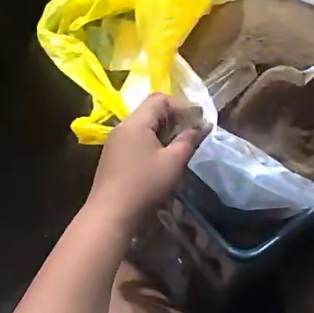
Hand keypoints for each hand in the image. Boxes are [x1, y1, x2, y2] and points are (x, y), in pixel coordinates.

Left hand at [85, 94, 204, 230]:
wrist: (110, 214)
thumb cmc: (145, 184)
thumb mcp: (173, 162)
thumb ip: (189, 140)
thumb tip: (203, 125)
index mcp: (136, 123)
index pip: (160, 99)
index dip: (182, 106)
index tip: (197, 122)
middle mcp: (122, 127)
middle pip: (149, 111)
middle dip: (173, 119)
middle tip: (191, 135)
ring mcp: (114, 143)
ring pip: (142, 127)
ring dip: (162, 132)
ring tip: (178, 148)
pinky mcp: (112, 157)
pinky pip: (134, 140)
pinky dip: (150, 143)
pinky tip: (159, 160)